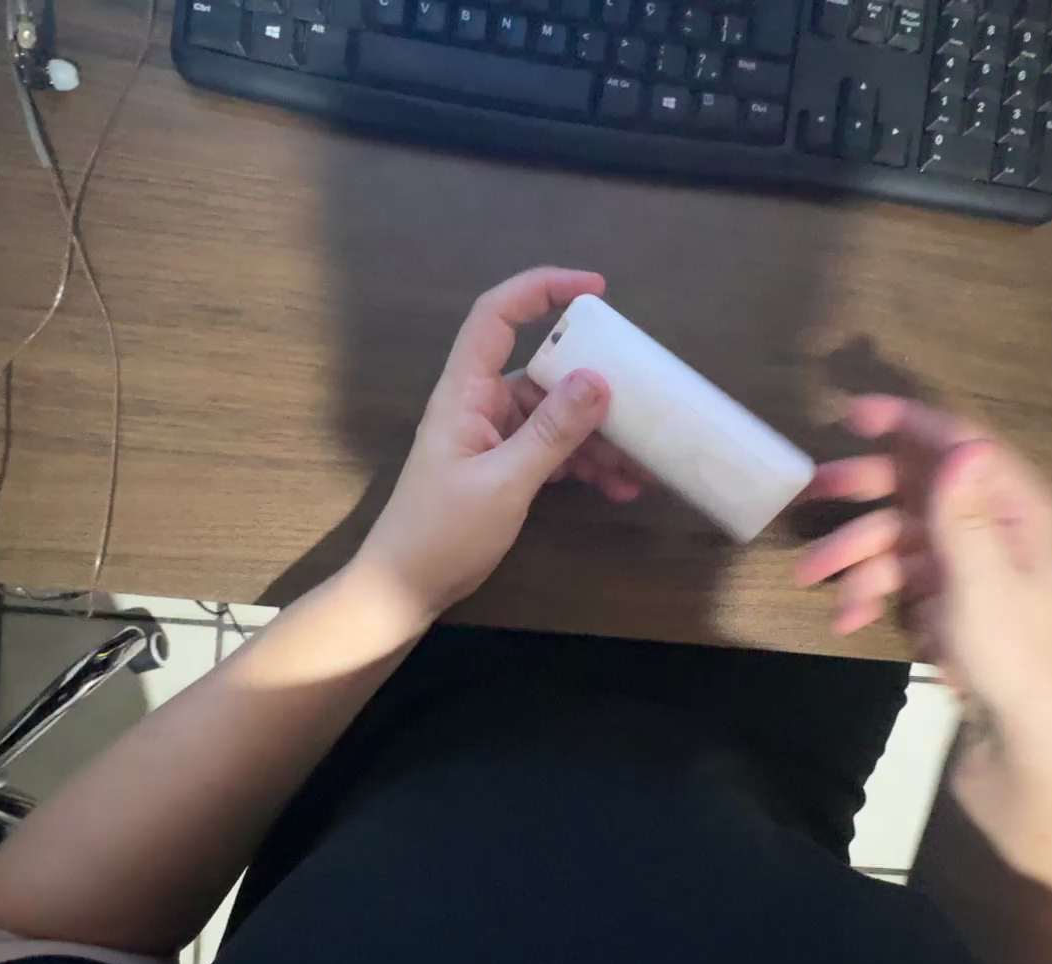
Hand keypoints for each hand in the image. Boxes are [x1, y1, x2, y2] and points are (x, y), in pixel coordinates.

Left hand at [354, 267, 642, 622]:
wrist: (407, 587)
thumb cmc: (442, 532)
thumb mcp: (503, 482)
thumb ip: (550, 432)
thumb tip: (598, 380)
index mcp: (466, 392)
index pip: (497, 316)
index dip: (542, 289)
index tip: (597, 290)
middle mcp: (482, 405)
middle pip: (544, 373)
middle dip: (595, 389)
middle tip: (644, 404)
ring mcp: (496, 438)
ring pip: (557, 418)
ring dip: (599, 439)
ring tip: (643, 465)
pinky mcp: (507, 468)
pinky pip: (554, 452)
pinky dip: (585, 465)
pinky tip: (619, 486)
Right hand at [795, 395, 1051, 727]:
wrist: (1022, 732)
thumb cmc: (1015, 655)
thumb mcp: (985, 584)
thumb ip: (964, 516)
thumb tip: (961, 446)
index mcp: (1016, 510)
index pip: (960, 445)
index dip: (906, 423)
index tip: (849, 416)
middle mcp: (990, 523)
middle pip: (915, 486)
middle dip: (860, 492)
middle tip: (807, 492)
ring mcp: (965, 558)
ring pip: (894, 535)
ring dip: (851, 555)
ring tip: (808, 579)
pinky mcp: (945, 590)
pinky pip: (896, 575)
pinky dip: (868, 591)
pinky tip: (847, 618)